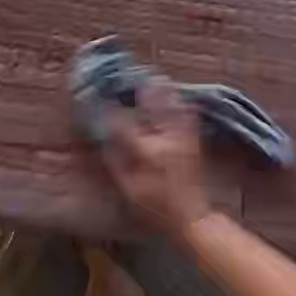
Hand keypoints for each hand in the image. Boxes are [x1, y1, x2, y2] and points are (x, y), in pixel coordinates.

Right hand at [100, 79, 215, 233]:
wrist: (192, 220)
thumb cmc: (155, 207)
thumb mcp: (128, 189)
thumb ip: (115, 162)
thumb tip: (104, 139)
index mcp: (146, 152)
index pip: (124, 124)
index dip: (111, 109)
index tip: (101, 97)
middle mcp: (165, 142)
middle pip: (152, 109)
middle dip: (143, 91)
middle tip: (133, 74)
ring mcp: (182, 142)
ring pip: (173, 110)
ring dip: (164, 93)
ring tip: (157, 76)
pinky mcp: (194, 145)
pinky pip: (190, 120)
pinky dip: (183, 106)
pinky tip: (179, 96)